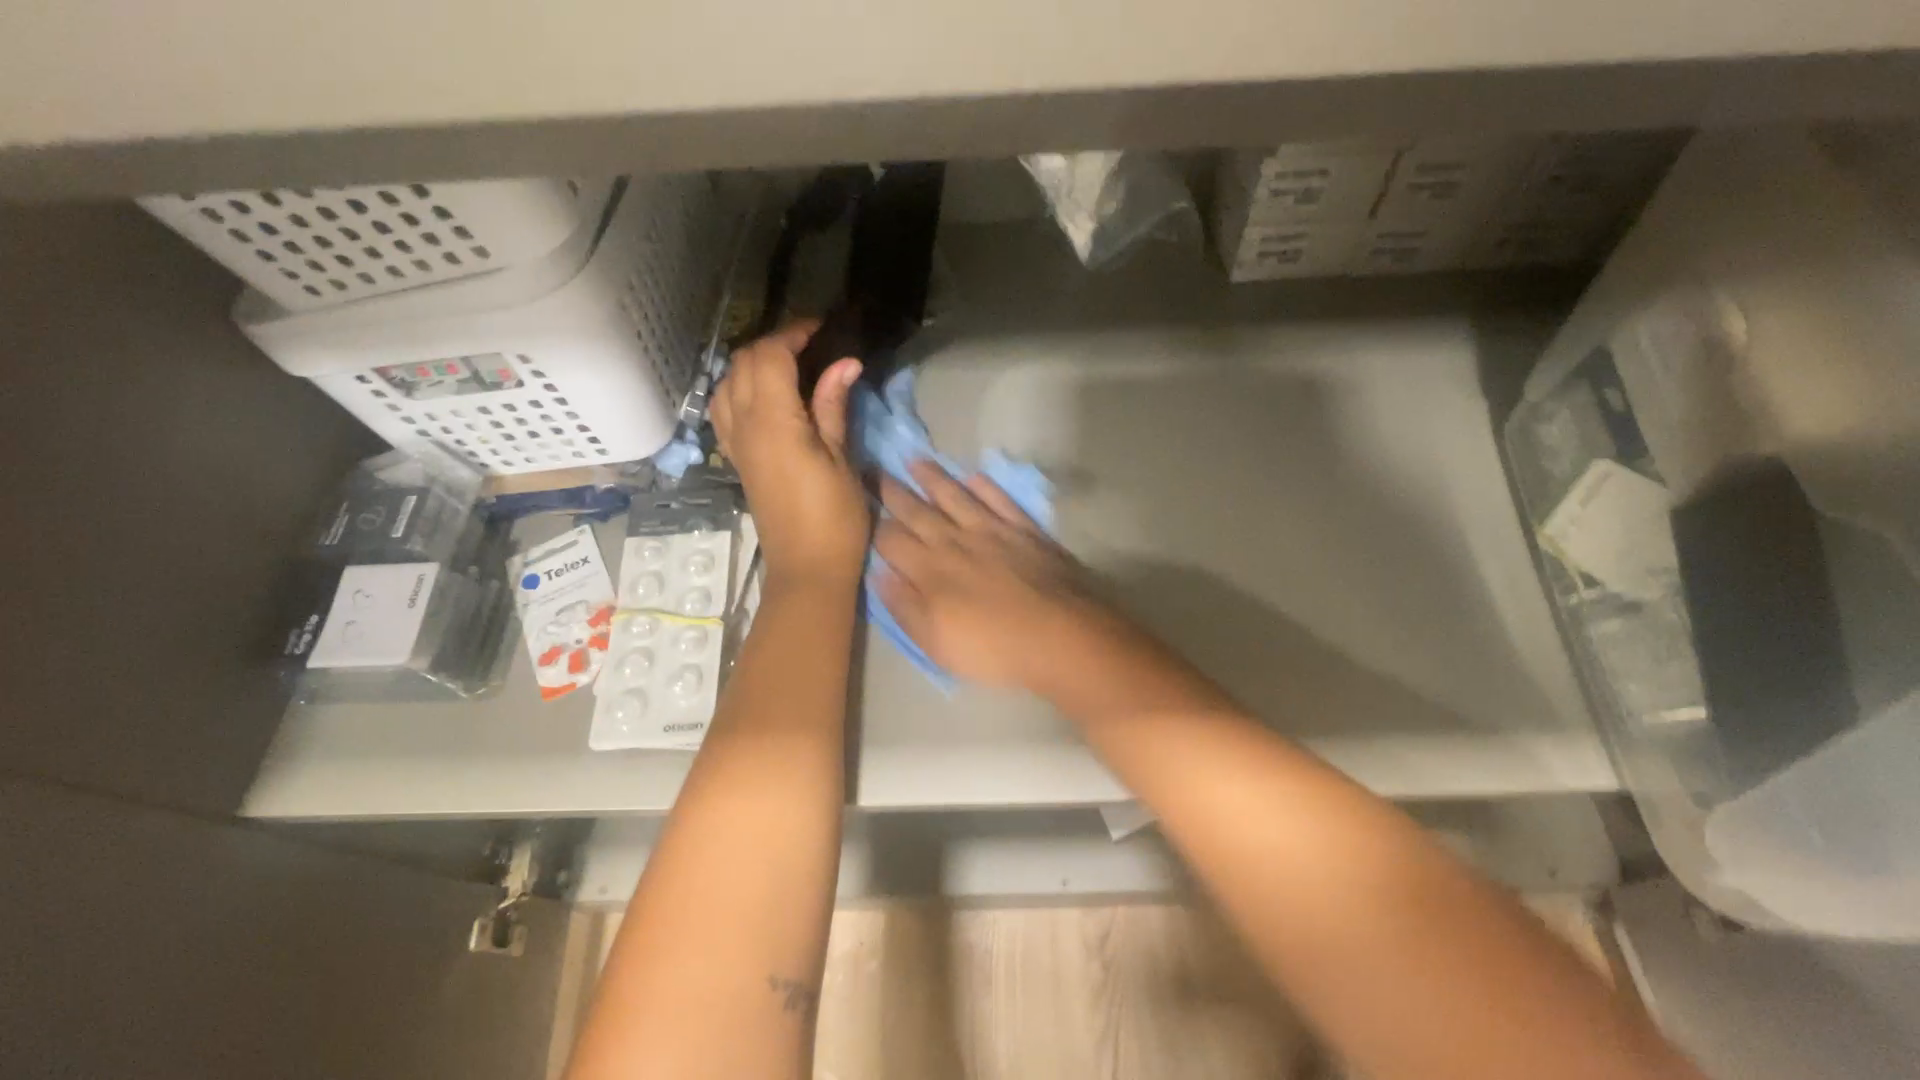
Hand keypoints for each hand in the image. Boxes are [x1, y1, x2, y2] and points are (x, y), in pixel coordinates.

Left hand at [711, 320, 869, 587]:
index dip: (793, 334)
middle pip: (744, 363)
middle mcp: (744, 426)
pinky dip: (739, 389)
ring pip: (727, 383)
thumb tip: (844, 362)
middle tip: (811, 345)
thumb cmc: (834, 517)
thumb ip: (833, 406)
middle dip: (774, 343)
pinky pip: (723, 409)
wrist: (807, 568)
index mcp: (773, 422)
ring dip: (752, 364)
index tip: (822, 329)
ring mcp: (734, 443)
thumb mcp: (842, 459)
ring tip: (788, 366)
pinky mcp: (736, 459)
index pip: (770, 357)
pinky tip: (765, 396)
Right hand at [874, 461, 1129, 689]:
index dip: (872, 523)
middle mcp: (955, 542)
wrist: (1061, 635)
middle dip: (891, 491)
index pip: (890, 539)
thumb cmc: (992, 648)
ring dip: (934, 478)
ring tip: (915, 460)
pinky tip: (975, 477)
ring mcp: (993, 532)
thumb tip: (879, 574)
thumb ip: (904, 606)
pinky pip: (1001, 501)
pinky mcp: (1026, 531)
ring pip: (956, 497)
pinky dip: (986, 487)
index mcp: (929, 570)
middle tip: (872, 468)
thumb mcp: (935, 642)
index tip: (856, 505)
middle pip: (917, 511)